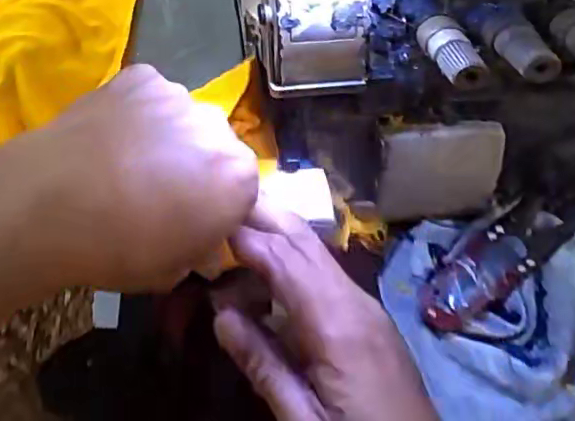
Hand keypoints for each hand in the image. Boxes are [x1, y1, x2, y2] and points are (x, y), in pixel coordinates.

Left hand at [0, 67, 259, 334]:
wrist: (52, 198)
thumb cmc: (118, 245)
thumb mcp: (172, 269)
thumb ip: (201, 244)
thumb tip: (202, 237)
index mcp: (236, 175)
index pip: (246, 187)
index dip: (221, 204)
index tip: (195, 216)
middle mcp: (215, 124)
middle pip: (218, 143)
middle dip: (200, 163)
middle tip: (162, 187)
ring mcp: (176, 93)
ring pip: (183, 116)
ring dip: (170, 133)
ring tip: (129, 157)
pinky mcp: (140, 75)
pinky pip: (151, 94)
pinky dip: (140, 110)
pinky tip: (112, 132)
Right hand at [213, 204, 433, 420]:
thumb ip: (264, 367)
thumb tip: (220, 315)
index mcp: (337, 323)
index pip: (282, 256)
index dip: (242, 235)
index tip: (203, 226)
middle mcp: (354, 301)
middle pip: (301, 238)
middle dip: (259, 216)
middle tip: (215, 208)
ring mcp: (367, 310)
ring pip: (313, 253)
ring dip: (273, 240)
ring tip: (229, 250)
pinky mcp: (371, 324)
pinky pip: (325, 277)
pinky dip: (290, 267)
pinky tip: (266, 289)